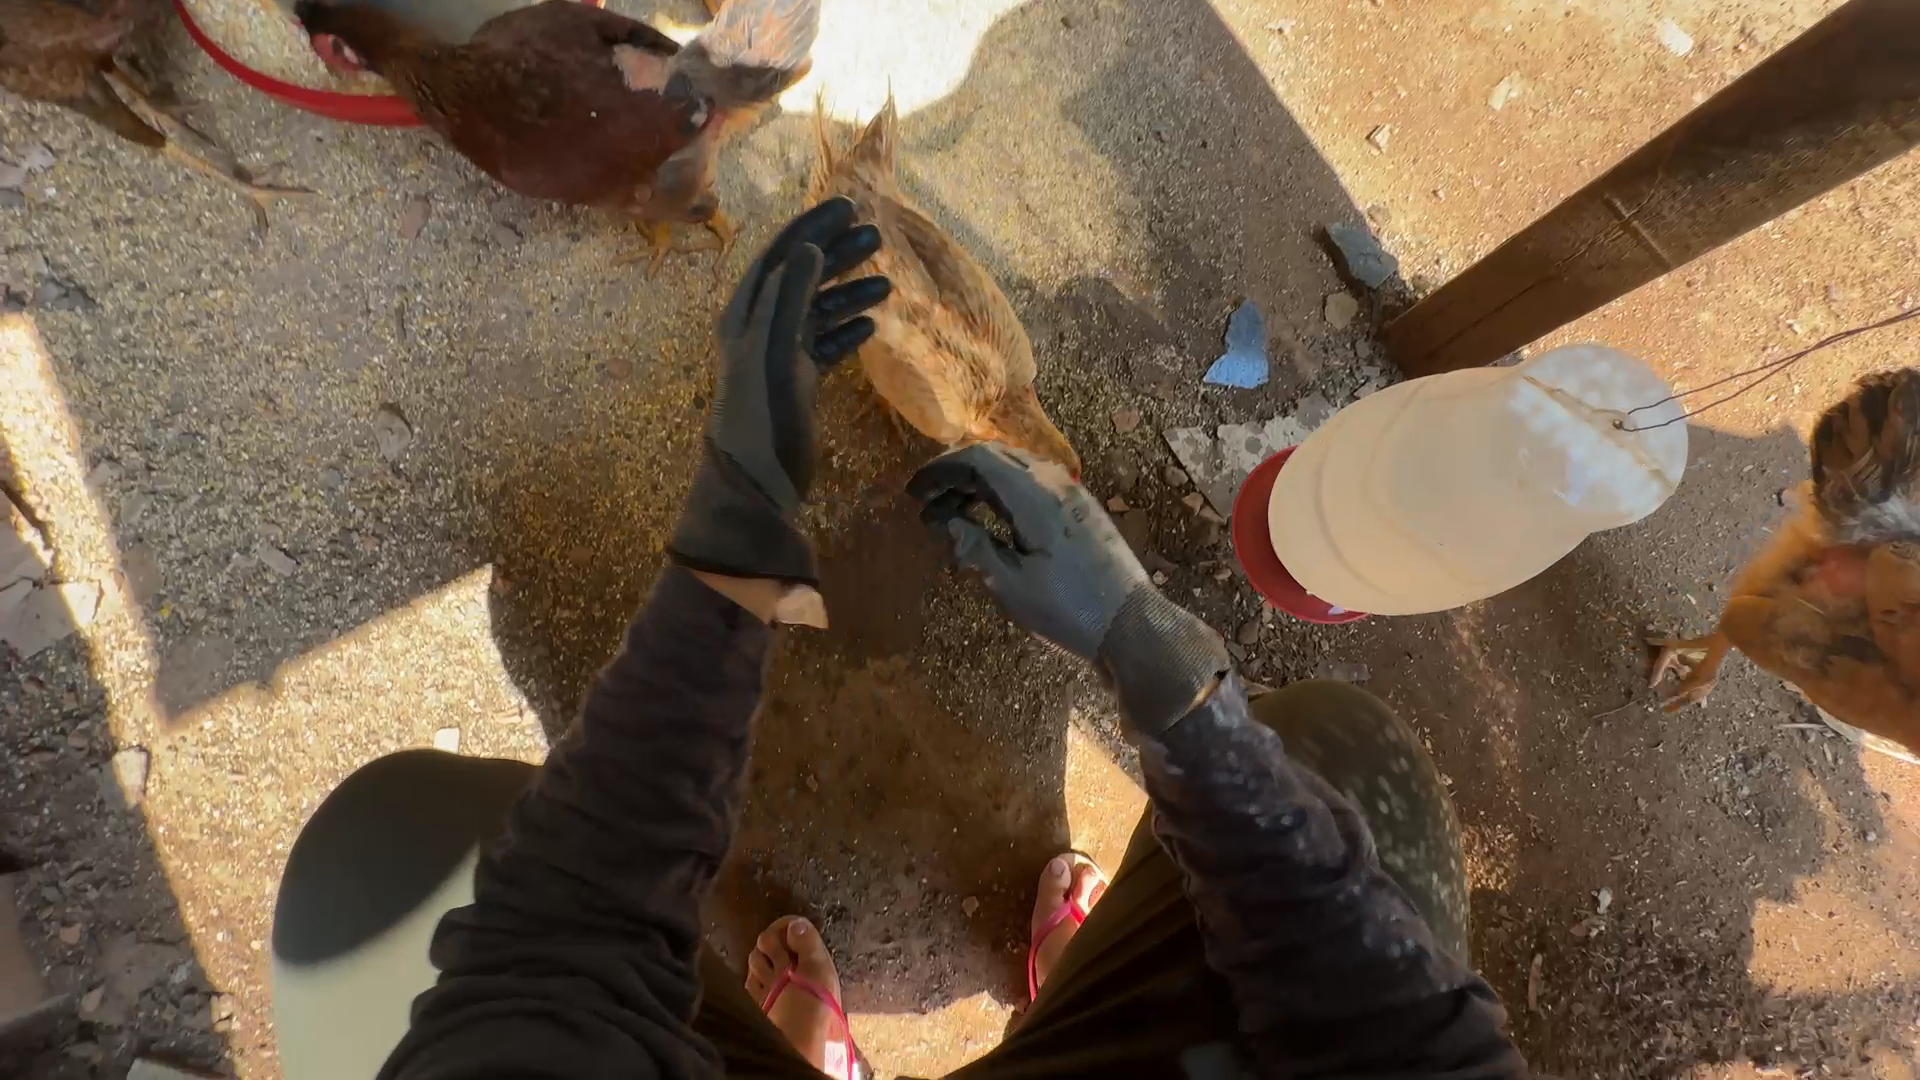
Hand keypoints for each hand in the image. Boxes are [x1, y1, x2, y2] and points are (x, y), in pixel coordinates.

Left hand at [669, 198, 889, 584]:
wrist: (757, 480)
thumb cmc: (762, 415)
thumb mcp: (774, 352)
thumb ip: (789, 297)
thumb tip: (810, 245)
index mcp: (747, 312)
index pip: (781, 255)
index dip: (814, 228)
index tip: (850, 206)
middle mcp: (762, 326)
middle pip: (803, 276)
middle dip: (839, 254)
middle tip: (878, 236)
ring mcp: (781, 354)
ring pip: (819, 311)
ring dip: (850, 293)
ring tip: (889, 283)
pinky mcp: (798, 381)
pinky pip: (826, 345)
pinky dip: (847, 332)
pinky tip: (872, 326)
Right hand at [909, 443, 1228, 738]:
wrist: (1130, 625)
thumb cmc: (1067, 609)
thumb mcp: (1011, 584)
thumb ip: (973, 545)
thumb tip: (939, 520)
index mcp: (1035, 497)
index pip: (978, 460)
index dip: (940, 470)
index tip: (914, 493)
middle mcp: (1055, 483)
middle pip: (996, 456)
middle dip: (956, 472)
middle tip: (928, 500)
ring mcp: (1071, 493)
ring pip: (1015, 468)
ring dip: (979, 481)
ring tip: (953, 512)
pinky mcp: (1080, 508)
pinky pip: (1032, 482)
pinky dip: (1002, 491)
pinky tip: (991, 517)